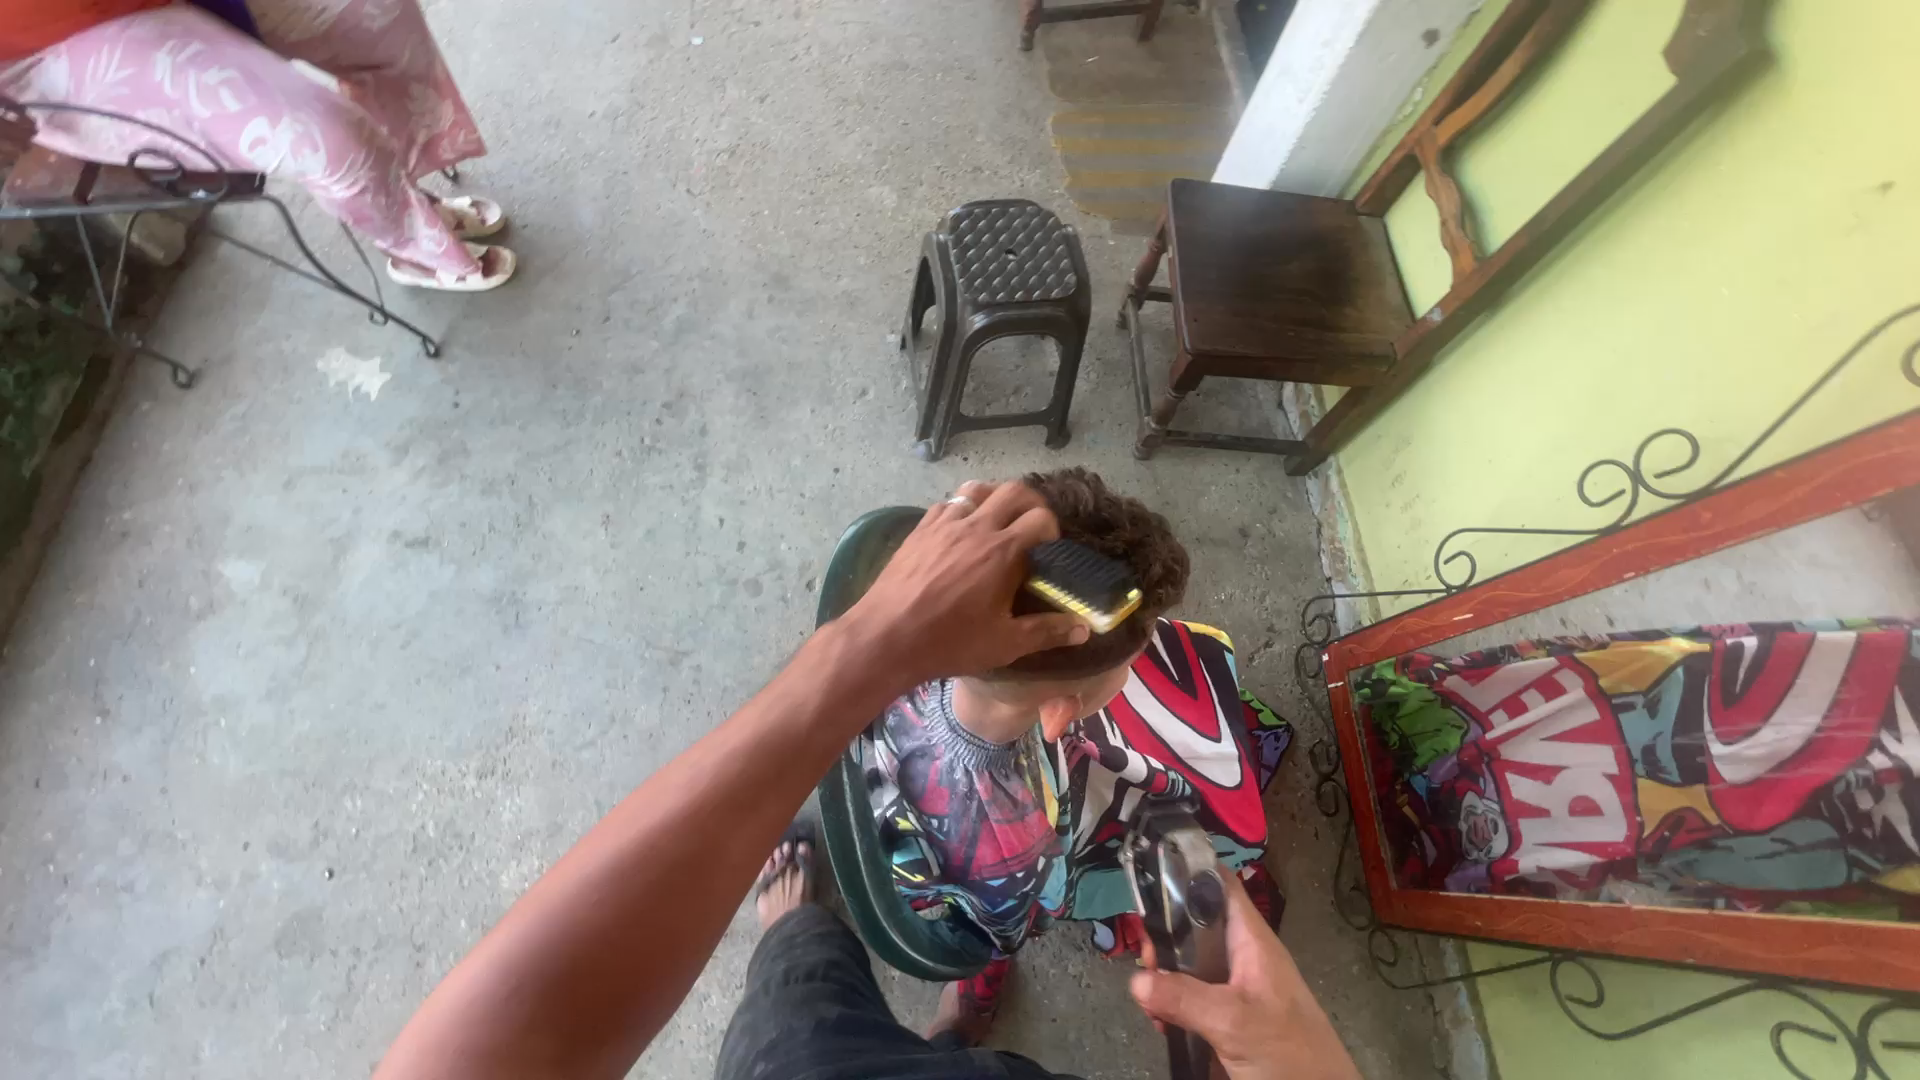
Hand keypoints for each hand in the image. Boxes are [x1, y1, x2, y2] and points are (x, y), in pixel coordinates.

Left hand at [840, 480, 1089, 685]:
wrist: (886, 637)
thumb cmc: (949, 642)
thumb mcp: (1005, 644)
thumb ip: (1047, 632)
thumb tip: (1084, 628)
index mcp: (1003, 551)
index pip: (1042, 518)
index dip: (1053, 530)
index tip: (1050, 550)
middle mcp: (976, 527)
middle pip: (1014, 490)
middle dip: (1031, 503)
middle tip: (1033, 525)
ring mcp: (944, 524)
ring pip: (977, 489)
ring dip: (994, 497)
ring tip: (998, 519)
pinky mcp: (919, 529)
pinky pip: (946, 504)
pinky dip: (961, 509)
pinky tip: (960, 531)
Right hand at [1131, 873, 1360, 1079]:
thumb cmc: (1290, 1054)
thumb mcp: (1234, 1023)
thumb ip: (1183, 998)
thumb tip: (1136, 981)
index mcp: (1251, 940)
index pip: (1220, 883)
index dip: (1188, 870)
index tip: (1150, 875)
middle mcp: (1243, 956)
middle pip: (1195, 925)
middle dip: (1166, 937)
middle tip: (1147, 960)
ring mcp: (1238, 989)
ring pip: (1191, 964)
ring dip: (1166, 977)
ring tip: (1151, 1004)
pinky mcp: (1233, 1020)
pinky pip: (1195, 998)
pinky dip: (1175, 1005)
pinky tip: (1163, 1024)